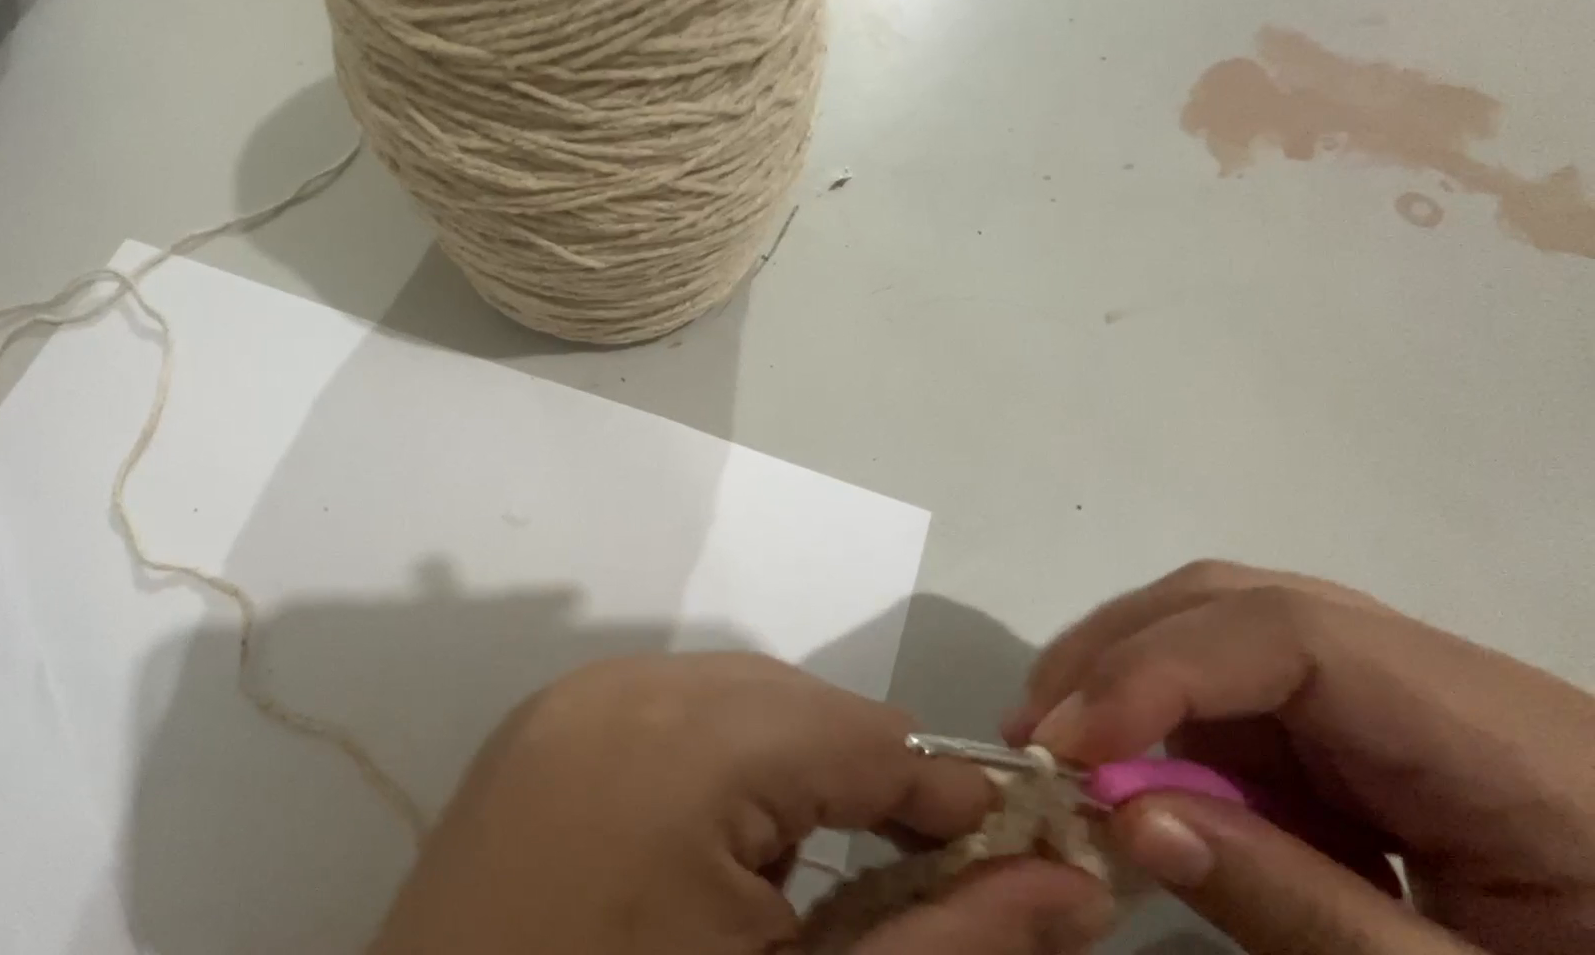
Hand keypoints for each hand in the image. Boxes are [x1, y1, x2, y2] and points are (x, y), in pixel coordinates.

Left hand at [371, 652, 1115, 954]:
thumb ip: (952, 938)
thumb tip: (1076, 884)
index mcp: (687, 741)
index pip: (872, 735)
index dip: (958, 799)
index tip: (1022, 862)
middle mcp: (623, 687)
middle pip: (803, 708)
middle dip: (872, 785)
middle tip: (915, 885)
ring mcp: (570, 699)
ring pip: (736, 701)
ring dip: (794, 770)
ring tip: (812, 876)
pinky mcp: (540, 727)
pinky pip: (665, 713)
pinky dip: (716, 761)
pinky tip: (715, 844)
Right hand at [1003, 561, 1594, 953]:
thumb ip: (1305, 914)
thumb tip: (1126, 815)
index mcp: (1506, 734)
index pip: (1291, 634)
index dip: (1157, 670)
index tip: (1066, 748)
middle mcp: (1445, 680)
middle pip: (1239, 602)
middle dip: (1116, 656)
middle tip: (1038, 737)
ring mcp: (1404, 696)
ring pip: (1225, 635)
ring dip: (1132, 689)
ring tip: (1077, 762)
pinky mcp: (1374, 729)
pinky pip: (1244, 700)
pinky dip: (1177, 739)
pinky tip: (1166, 797)